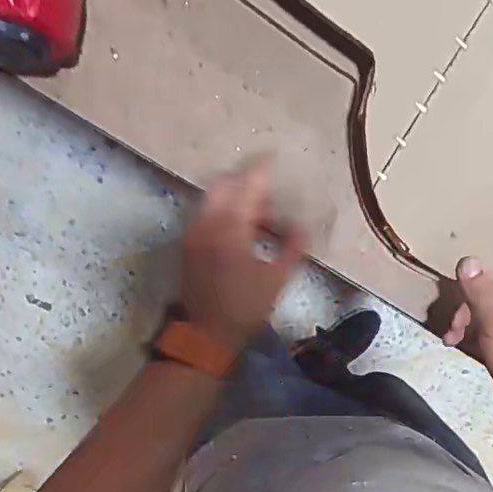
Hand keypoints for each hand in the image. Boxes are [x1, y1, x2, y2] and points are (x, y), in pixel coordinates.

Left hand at [181, 159, 306, 349]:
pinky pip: (209, 213)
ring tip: (263, 212)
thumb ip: (292, 248)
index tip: (275, 157)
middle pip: (224, 185)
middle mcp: (207, 224)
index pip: (246, 187)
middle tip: (270, 188)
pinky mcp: (190, 243)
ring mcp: (194, 233)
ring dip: (237, 197)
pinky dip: (227, 211)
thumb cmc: (245, 308)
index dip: (262, 171)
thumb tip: (302, 227)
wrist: (205, 334)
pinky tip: (246, 228)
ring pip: (214, 198)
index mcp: (230, 229)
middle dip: (246, 181)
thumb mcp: (276, 280)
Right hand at [442, 257, 492, 413]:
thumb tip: (467, 259)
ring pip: (490, 325)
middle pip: (488, 307)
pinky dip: (482, 345)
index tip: (453, 325)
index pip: (488, 291)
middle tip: (452, 338)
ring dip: (471, 333)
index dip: (466, 305)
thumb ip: (478, 289)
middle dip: (466, 320)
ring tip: (458, 346)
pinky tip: (475, 354)